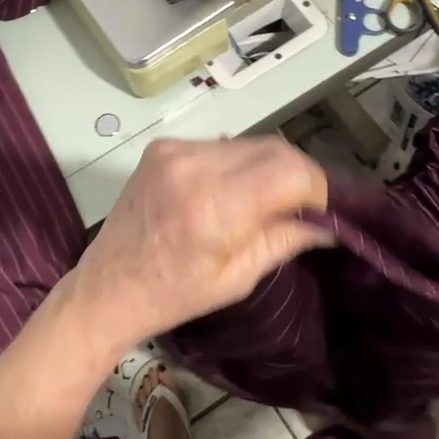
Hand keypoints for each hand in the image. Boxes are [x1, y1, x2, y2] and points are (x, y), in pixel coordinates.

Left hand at [58, 137, 331, 358]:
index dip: (316, 190)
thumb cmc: (175, 295)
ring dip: (266, 167)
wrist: (108, 286)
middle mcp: (194, 166)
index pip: (292, 172)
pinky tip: (225, 192)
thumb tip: (330, 224)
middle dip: (296, 176)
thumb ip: (286, 240)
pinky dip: (235, 164)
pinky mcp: (162, 146)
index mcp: (215, 207)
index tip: (317, 213)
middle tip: (297, 208)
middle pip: (275, 149)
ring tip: (259, 202)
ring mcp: (175, 151)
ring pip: (249, 143)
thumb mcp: (239, 278)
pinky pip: (219, 145)